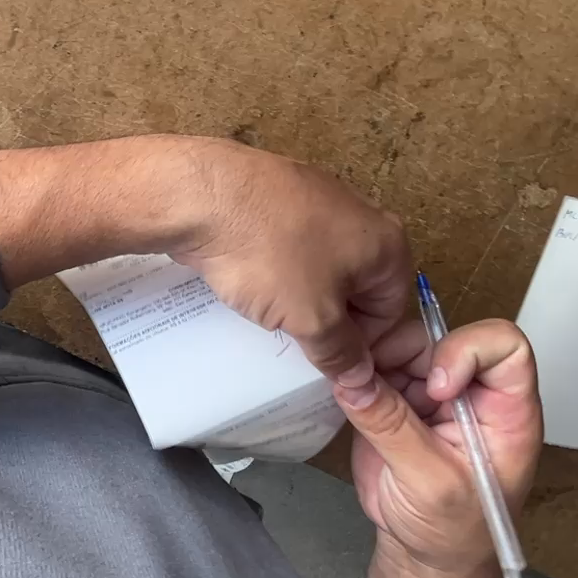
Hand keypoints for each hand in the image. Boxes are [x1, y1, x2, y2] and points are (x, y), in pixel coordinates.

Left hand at [0, 136, 410, 386]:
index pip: (398, 313)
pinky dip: (265, 279)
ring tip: (270, 339)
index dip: (377, 358)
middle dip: (337, 331)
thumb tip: (361, 381)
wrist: (179, 188)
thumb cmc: (256, 249)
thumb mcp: (310, 317)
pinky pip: (272, 249)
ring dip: (298, 306)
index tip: (346, 389)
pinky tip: (240, 299)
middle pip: (356, 288)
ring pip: (311, 269)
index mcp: (380, 238)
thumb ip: (342, 354)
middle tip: (306, 369)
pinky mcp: (249, 194)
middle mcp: (347, 210)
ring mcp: (297, 196)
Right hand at [335, 318, 541, 577]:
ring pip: (396, 347)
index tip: (435, 389)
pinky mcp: (390, 399)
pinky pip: (370, 367)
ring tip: (348, 387)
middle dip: (398, 353)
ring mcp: (426, 393)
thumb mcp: (430, 482)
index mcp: (503, 410)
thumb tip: (350, 381)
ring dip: (368, 360)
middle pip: (436, 339)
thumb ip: (392, 428)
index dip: (466, 352)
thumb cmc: (453, 528)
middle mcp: (467, 391)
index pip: (504, 348)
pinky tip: (339, 387)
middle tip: (367, 380)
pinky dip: (351, 371)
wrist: (423, 551)